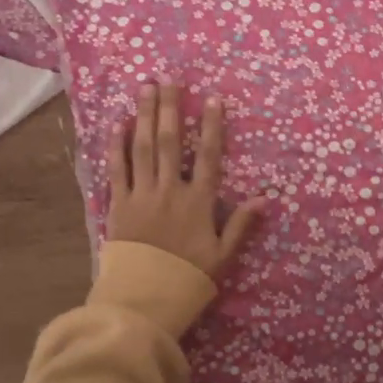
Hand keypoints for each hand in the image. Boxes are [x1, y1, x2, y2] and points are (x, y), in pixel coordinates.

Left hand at [108, 83, 261, 280]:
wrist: (143, 302)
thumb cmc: (187, 280)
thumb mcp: (222, 256)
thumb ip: (241, 225)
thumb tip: (264, 198)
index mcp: (198, 202)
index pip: (208, 156)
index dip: (212, 126)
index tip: (212, 99)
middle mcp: (170, 191)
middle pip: (170, 141)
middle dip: (171, 108)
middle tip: (170, 80)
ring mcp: (142, 195)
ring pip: (143, 147)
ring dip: (145, 116)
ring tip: (146, 89)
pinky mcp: (118, 206)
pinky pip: (117, 169)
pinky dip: (117, 145)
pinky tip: (119, 124)